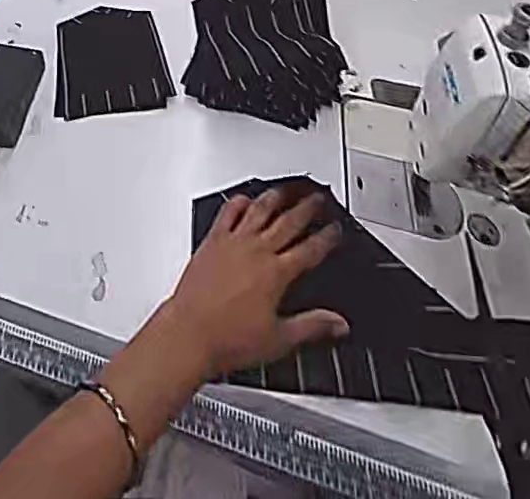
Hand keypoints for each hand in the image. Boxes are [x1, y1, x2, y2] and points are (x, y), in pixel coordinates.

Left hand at [149, 188, 348, 380]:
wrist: (190, 334)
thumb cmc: (228, 338)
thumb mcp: (279, 340)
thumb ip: (313, 327)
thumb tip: (339, 324)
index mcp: (275, 273)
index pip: (309, 250)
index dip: (326, 237)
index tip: (335, 229)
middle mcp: (256, 251)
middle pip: (288, 222)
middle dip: (307, 208)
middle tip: (319, 199)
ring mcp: (233, 242)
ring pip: (259, 210)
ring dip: (276, 197)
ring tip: (287, 189)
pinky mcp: (212, 241)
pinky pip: (228, 212)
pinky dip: (239, 202)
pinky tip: (245, 198)